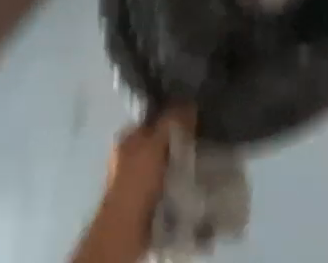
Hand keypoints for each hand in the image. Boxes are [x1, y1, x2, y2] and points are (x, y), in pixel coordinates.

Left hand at [72, 107, 194, 262]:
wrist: (127, 227)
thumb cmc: (137, 180)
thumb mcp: (155, 144)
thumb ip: (170, 121)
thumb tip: (188, 101)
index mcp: (126, 137)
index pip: (153, 117)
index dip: (173, 114)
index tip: (194, 116)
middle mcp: (128, 154)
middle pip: (160, 139)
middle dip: (178, 140)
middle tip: (201, 139)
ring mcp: (136, 177)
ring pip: (164, 161)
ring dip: (179, 161)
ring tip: (201, 159)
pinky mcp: (145, 196)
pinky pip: (166, 180)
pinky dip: (177, 179)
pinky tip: (191, 179)